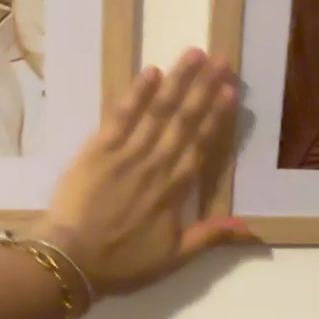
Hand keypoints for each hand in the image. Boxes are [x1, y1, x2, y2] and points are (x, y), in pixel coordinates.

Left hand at [29, 48, 255, 298]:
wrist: (71, 261)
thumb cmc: (122, 264)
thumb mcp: (173, 259)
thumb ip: (209, 238)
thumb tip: (247, 226)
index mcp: (175, 192)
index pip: (200, 147)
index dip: (216, 118)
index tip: (229, 91)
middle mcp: (155, 166)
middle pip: (183, 122)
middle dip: (202, 89)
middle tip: (220, 59)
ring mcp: (126, 155)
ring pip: (157, 112)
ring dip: (177, 82)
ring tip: (194, 54)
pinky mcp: (97, 150)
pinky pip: (120, 116)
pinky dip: (136, 94)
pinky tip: (151, 72)